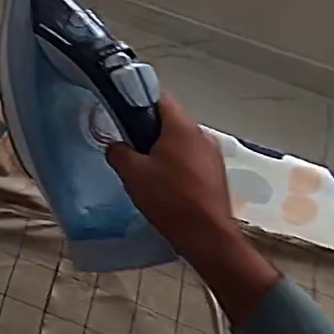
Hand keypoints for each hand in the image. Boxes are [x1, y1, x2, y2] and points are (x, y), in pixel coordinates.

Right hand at [105, 95, 240, 252]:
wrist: (205, 234)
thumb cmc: (168, 197)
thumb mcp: (132, 173)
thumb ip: (118, 152)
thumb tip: (116, 146)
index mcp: (181, 127)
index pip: (161, 99)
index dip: (140, 103)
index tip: (126, 117)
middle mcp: (202, 134)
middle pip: (172, 121)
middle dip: (152, 130)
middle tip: (132, 147)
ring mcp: (213, 154)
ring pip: (183, 142)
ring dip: (166, 149)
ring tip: (148, 169)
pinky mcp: (217, 174)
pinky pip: (193, 159)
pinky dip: (179, 165)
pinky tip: (167, 184)